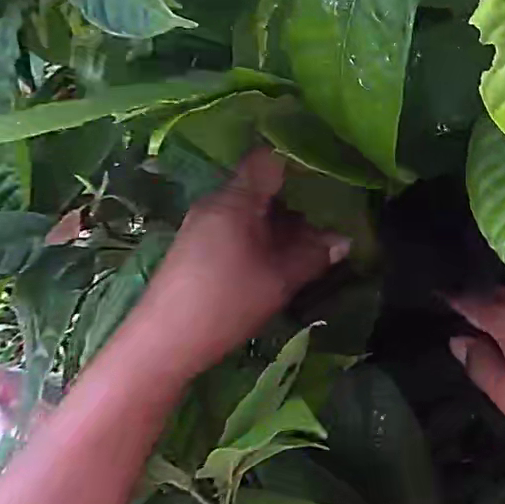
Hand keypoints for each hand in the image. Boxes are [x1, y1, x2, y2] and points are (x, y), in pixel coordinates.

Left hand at [129, 148, 349, 367]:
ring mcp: (204, 224)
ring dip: (282, 218)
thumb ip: (315, 255)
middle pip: (263, 184)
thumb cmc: (225, 304)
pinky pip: (239, 225)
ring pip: (252, 208)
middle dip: (298, 194)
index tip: (328, 165)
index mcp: (235, 201)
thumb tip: (345, 240)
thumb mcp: (280, 280)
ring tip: (316, 232)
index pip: (267, 158)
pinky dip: (264, 232)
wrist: (159, 347)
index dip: (298, 156)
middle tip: (333, 205)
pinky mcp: (198, 245)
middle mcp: (217, 203)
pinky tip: (283, 252)